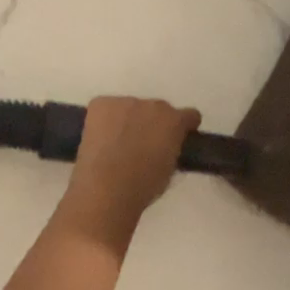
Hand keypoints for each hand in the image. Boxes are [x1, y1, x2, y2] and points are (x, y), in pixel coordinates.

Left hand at [56, 96, 200, 249]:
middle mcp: (153, 105)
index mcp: (175, 122)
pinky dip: (105, 120)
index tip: (176, 138)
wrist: (106, 187)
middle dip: (152, 124)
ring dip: (128, 121)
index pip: (189, 115)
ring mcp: (125, 102)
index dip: (183, 127)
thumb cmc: (142, 186)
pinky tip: (100, 139)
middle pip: (157, 110)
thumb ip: (171, 150)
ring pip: (130, 108)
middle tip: (141, 145)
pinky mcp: (100, 103)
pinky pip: (107, 107)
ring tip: (116, 144)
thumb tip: (164, 147)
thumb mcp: (169, 170)